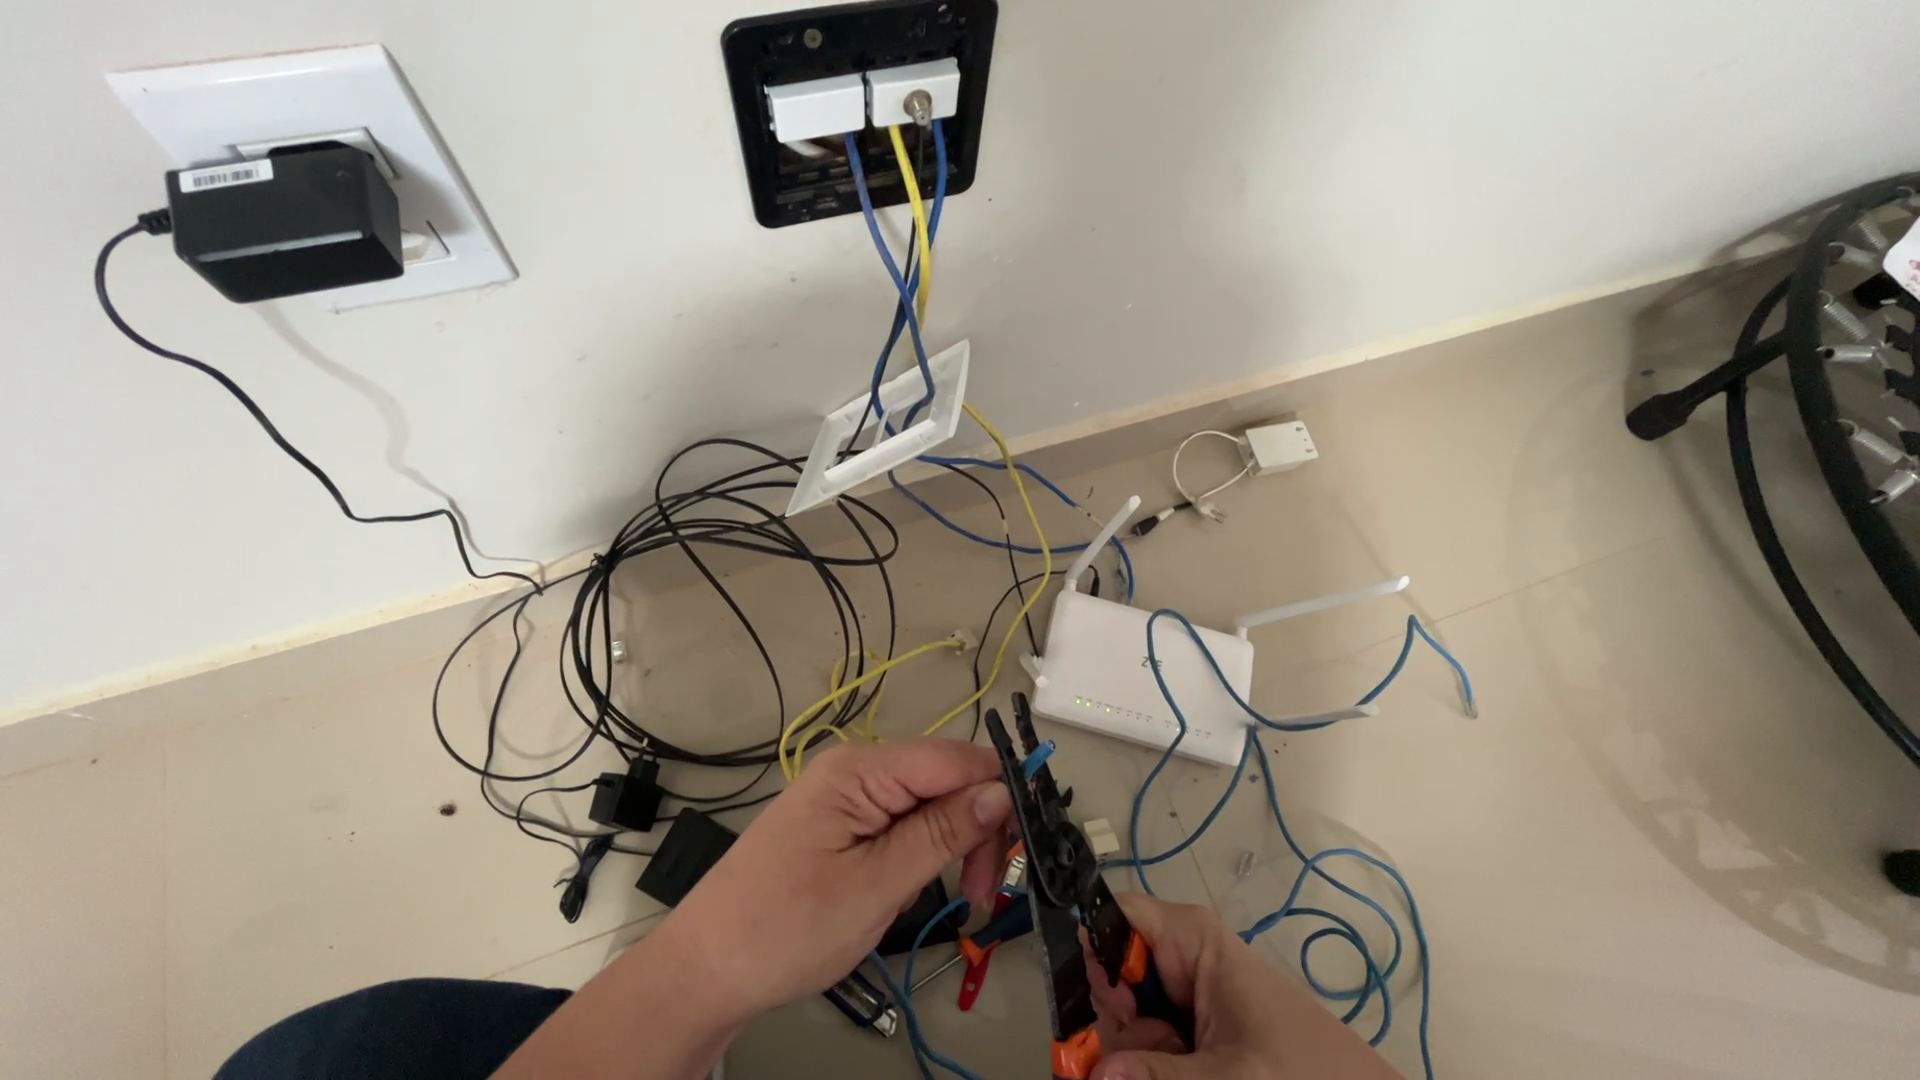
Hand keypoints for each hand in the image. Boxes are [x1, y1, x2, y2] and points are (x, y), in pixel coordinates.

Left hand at [658, 737, 1013, 1016]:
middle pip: (945, 778)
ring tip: (956, 900)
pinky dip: (925, 853)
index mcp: (861, 770)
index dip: (997, 793)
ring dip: (954, 845)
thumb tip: (1002, 791)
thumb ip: (942, 833)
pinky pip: (903, 822)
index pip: (954, 759)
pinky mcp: (843, 823)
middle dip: (976, 827)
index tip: (1021, 849)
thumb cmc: (787, 928)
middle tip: (983, 895)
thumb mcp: (876, 885)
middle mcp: (856, 769)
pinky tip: (919, 886)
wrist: (707, 968)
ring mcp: (848, 796)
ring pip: (929, 803)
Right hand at [1088, 893, 1397, 1079]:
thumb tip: (1096, 1074)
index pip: (1116, 914)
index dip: (1100, 956)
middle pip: (1113, 973)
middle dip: (1123, 1023)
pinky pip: (1149, 1035)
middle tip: (1153, 1056)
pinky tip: (1179, 1074)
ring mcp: (1186, 990)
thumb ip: (1158, 1074)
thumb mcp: (1231, 1077)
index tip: (1119, 1007)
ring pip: (1126, 1013)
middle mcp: (1182, 954)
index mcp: (1190, 937)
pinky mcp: (1192, 1022)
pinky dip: (1152, 1061)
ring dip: (1139, 1052)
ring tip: (1185, 1072)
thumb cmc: (1302, 1072)